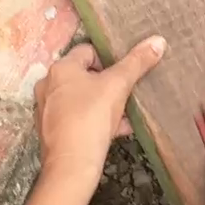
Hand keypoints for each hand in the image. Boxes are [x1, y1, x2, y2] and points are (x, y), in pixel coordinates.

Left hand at [34, 38, 165, 182]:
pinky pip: (76, 119)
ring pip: (81, 100)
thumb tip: (158, 40)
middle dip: (107, 85)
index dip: (108, 58)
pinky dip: (94, 122)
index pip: (87, 51)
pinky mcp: (51, 131)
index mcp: (60, 68)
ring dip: (103, 105)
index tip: (124, 72)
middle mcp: (48, 85)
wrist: (71, 164)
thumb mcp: (118, 85)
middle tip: (126, 93)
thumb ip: (137, 62)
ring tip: (125, 114)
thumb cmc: (91, 117)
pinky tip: (116, 131)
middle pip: (84, 77)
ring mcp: (47, 110)